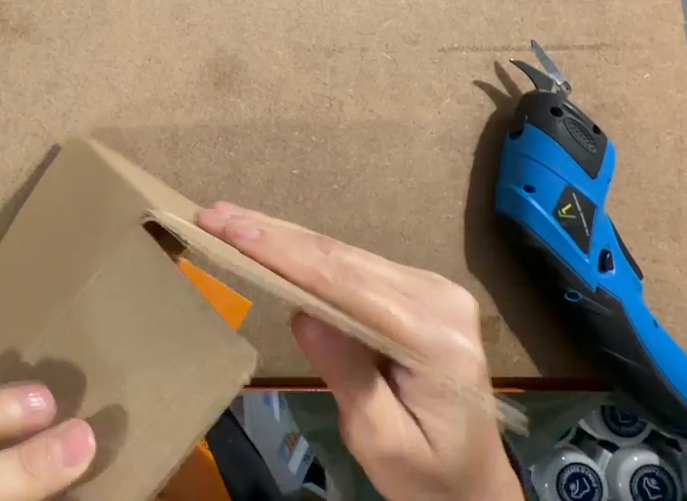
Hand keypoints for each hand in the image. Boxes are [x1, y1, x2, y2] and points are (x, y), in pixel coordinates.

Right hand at [195, 202, 521, 500]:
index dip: (283, 254)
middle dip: (269, 234)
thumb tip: (302, 313)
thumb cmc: (426, 476)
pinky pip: (344, 262)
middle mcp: (438, 299)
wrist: (473, 485)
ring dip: (277, 234)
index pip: (346, 284)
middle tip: (212, 213)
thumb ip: (349, 375)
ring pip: (337, 252)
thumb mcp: (383, 443)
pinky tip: (263, 233)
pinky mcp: (410, 287)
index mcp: (437, 340)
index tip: (231, 230)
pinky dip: (297, 248)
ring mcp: (428, 288)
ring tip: (224, 215)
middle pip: (338, 258)